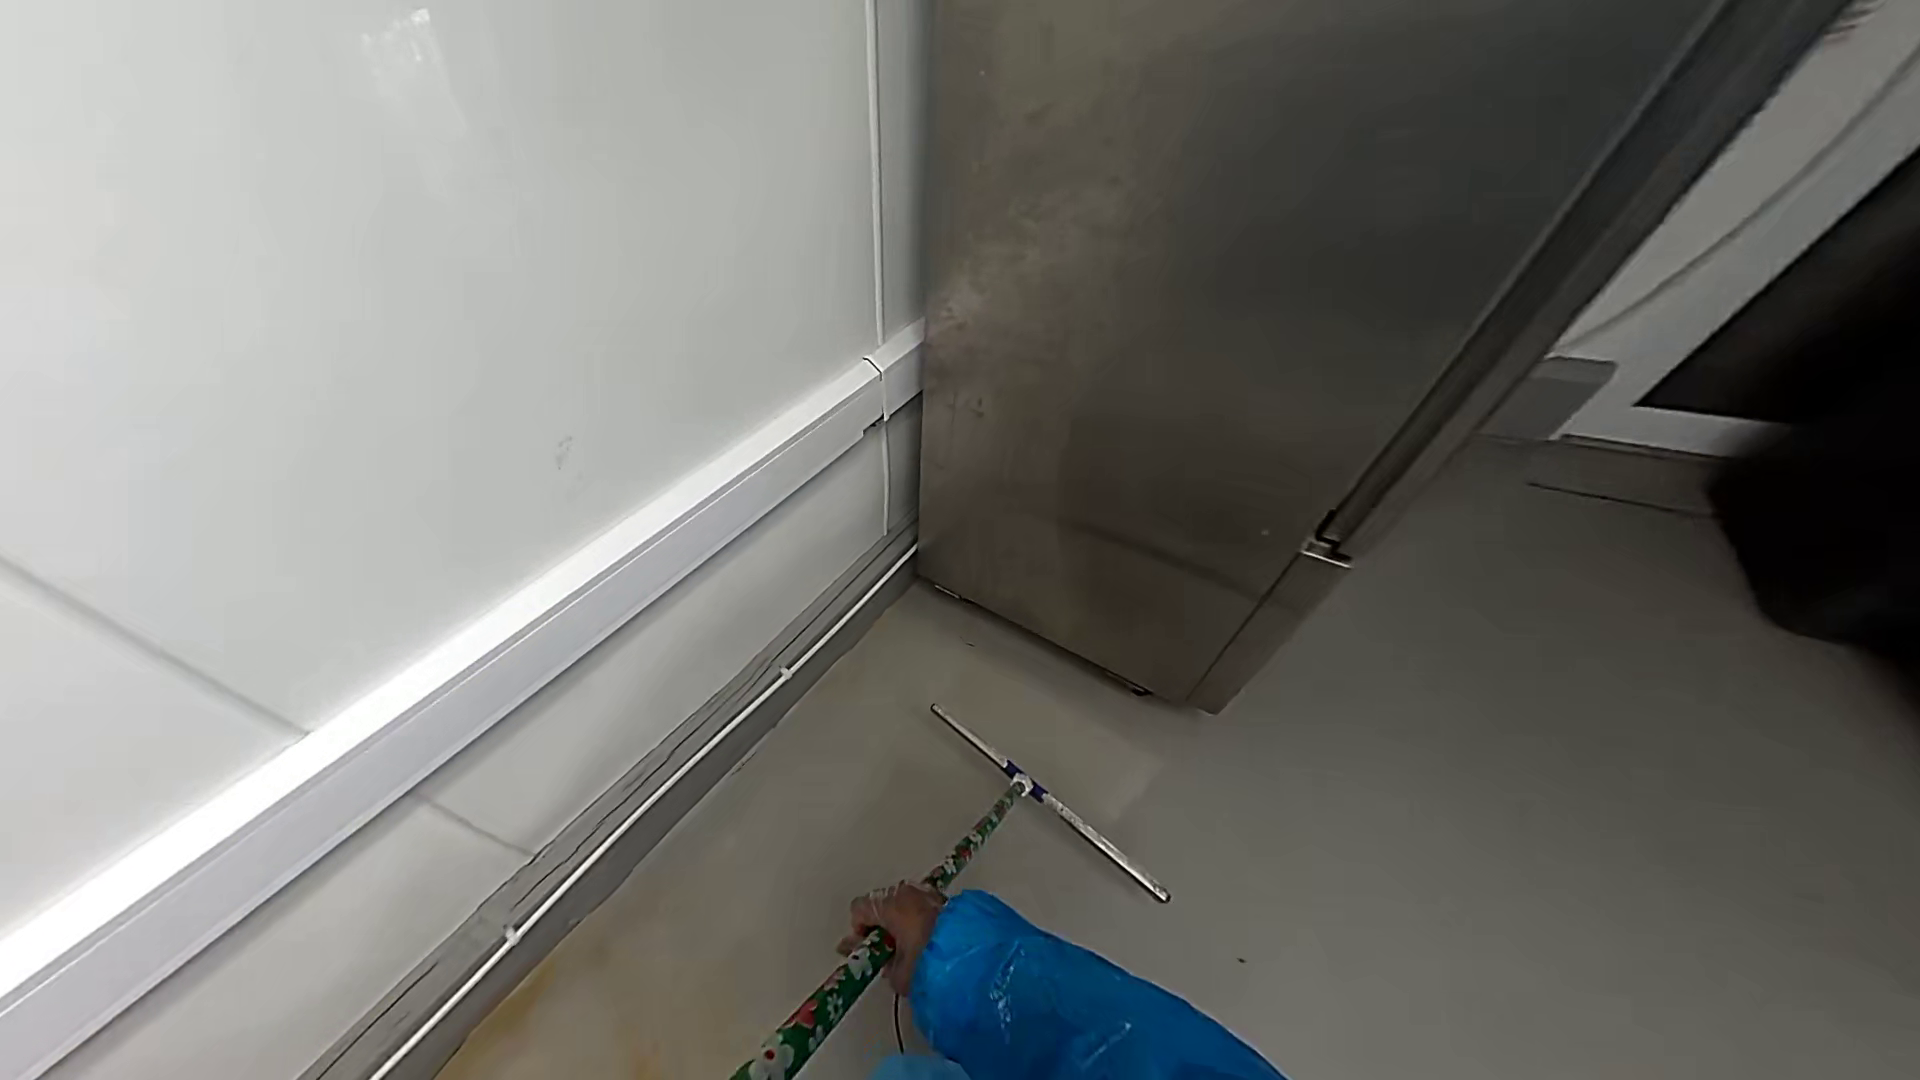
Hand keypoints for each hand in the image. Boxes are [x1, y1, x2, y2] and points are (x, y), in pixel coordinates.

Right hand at [837, 881, 945, 994]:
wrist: (969, 953)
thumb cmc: (928, 961)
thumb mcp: (898, 974)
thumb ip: (882, 963)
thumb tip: (881, 959)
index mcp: (889, 903)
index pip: (859, 907)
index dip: (859, 929)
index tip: (868, 949)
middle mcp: (905, 890)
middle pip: (880, 902)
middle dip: (880, 924)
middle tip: (886, 950)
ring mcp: (925, 890)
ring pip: (901, 901)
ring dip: (899, 919)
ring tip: (907, 946)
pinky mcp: (942, 895)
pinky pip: (918, 902)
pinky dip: (915, 916)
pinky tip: (923, 937)